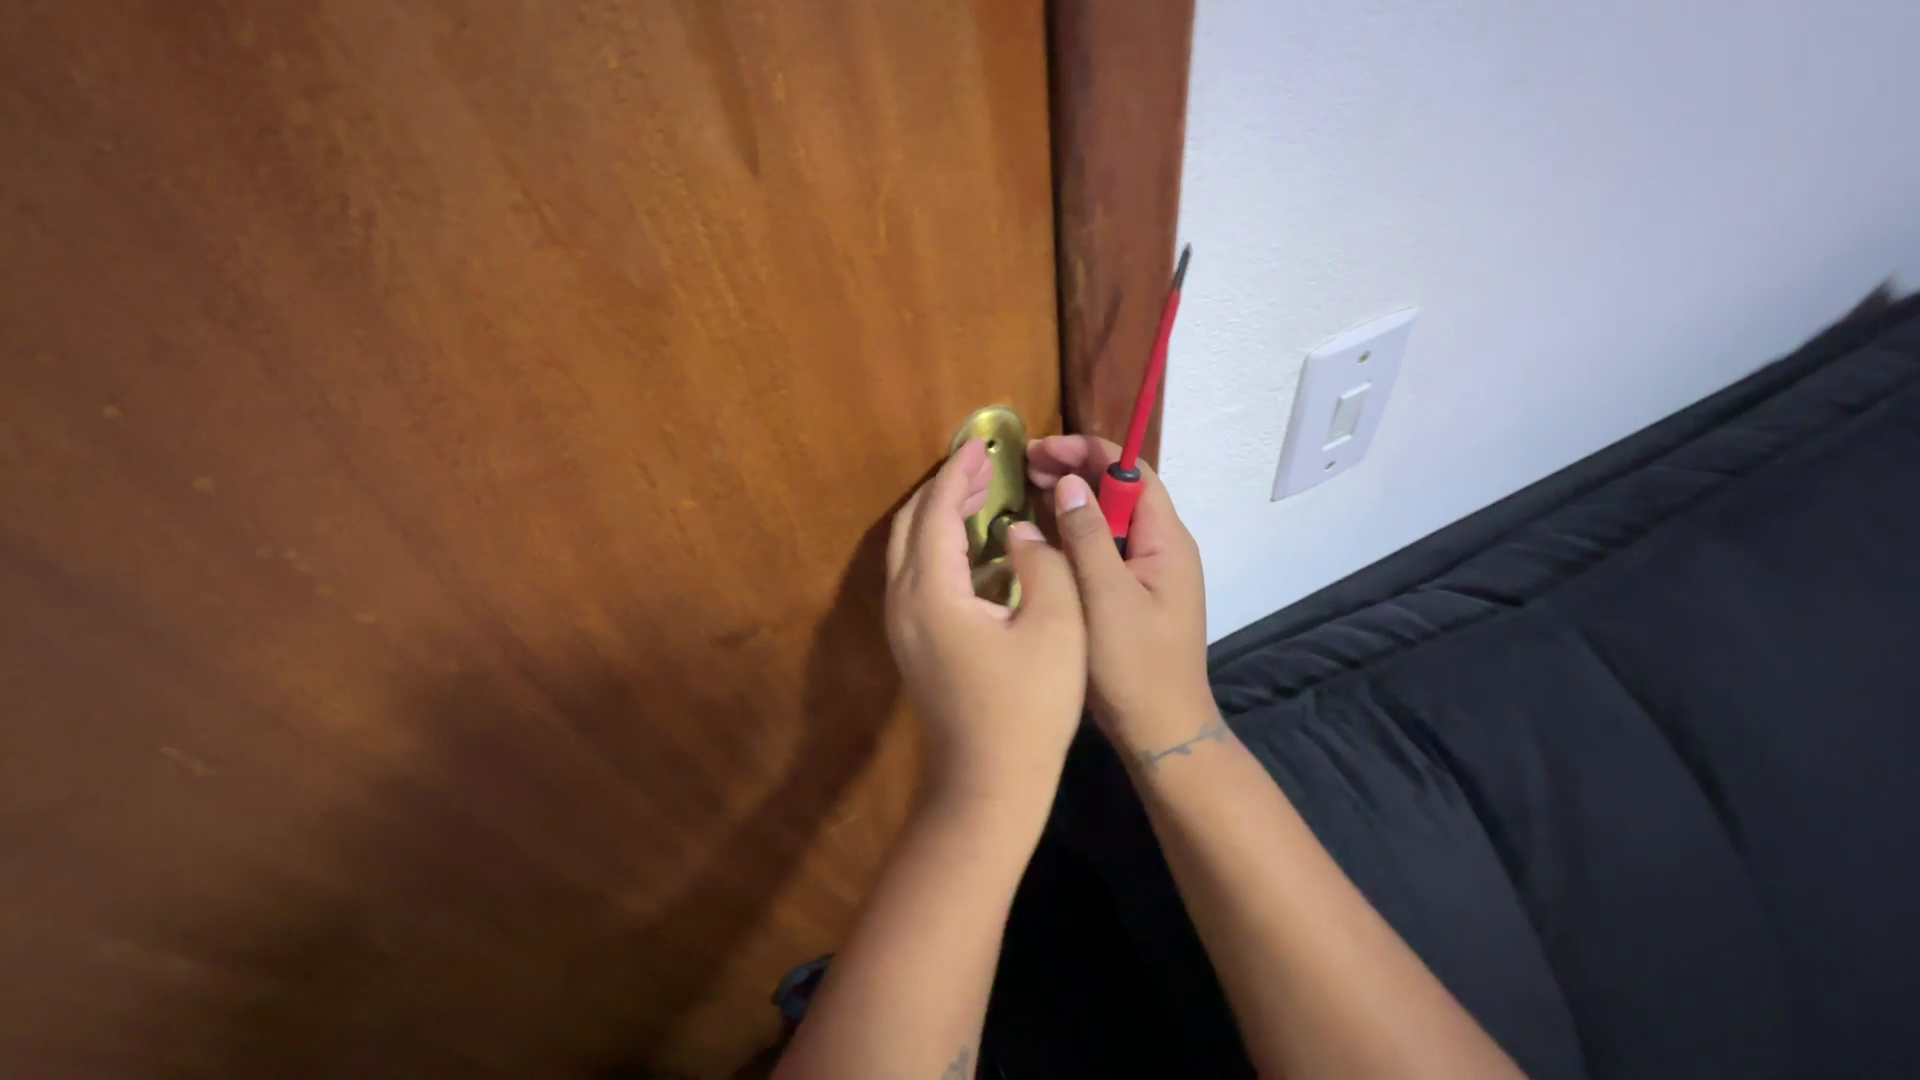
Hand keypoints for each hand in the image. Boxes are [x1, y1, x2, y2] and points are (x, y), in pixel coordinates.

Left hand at [886, 438, 1086, 810]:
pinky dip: (938, 549)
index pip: (936, 511)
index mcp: (931, 591)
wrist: (988, 784)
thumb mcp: (1056, 626)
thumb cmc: (1029, 707)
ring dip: (938, 518)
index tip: (983, 442)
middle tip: (983, 465)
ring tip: (979, 497)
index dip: (960, 473)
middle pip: (910, 525)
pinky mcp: (912, 646)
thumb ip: (1043, 563)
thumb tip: (1019, 532)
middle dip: (944, 489)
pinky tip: (975, 552)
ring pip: (908, 552)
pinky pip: (916, 578)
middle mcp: (903, 602)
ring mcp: (902, 627)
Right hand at [1027, 436, 1212, 754]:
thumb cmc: (1136, 666)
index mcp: (1165, 540)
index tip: (1040, 451)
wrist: (1161, 731)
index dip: (1088, 452)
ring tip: (1025, 491)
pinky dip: (1072, 533)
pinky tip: (1041, 536)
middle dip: (1075, 471)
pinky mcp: (1131, 595)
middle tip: (1024, 468)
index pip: (1132, 472)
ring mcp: (1147, 572)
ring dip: (1071, 500)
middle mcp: (1161, 547)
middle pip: (1120, 491)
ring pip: (1108, 519)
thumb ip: (1087, 535)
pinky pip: (1101, 548)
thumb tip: (1069, 482)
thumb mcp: (1106, 596)